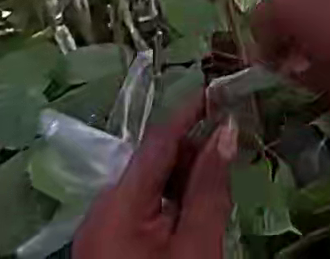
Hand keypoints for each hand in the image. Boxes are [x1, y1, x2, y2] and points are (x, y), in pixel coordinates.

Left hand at [71, 97, 236, 258]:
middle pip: (153, 159)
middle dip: (193, 149)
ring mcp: (98, 233)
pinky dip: (169, 200)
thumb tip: (228, 126)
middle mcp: (100, 211)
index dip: (193, 109)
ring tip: (215, 187)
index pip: (160, 138)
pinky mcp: (103, 250)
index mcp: (117, 206)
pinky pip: (139, 207)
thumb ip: (210, 183)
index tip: (225, 88)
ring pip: (148, 182)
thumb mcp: (197, 246)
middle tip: (231, 152)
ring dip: (183, 176)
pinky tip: (193, 213)